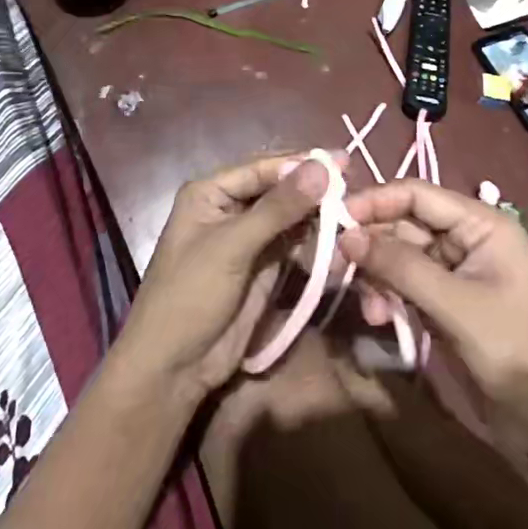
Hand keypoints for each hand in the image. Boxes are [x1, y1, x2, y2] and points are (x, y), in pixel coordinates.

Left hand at [116, 153, 337, 401]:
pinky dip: (316, 244)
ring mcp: (249, 239)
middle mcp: (230, 208)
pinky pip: (295, 244)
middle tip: (353, 185)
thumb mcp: (232, 246)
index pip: (263, 168)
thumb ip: (278, 207)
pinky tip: (337, 245)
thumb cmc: (190, 295)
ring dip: (319, 217)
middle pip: (280, 189)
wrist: (174, 367)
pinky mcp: (264, 266)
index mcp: (210, 193)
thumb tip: (322, 168)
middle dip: (314, 190)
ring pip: (292, 217)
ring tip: (351, 217)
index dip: (302, 163)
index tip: (342, 161)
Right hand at [339, 181, 527, 417]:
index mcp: (481, 224)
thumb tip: (347, 235)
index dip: (375, 201)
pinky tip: (379, 320)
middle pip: (406, 226)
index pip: (417, 194)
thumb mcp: (457, 305)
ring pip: (403, 259)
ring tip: (369, 310)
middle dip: (372, 245)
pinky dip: (390, 299)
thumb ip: (402, 267)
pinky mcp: (449, 307)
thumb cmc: (520, 350)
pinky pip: (409, 288)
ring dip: (379, 278)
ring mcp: (457, 275)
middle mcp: (467, 240)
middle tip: (336, 269)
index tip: (334, 219)